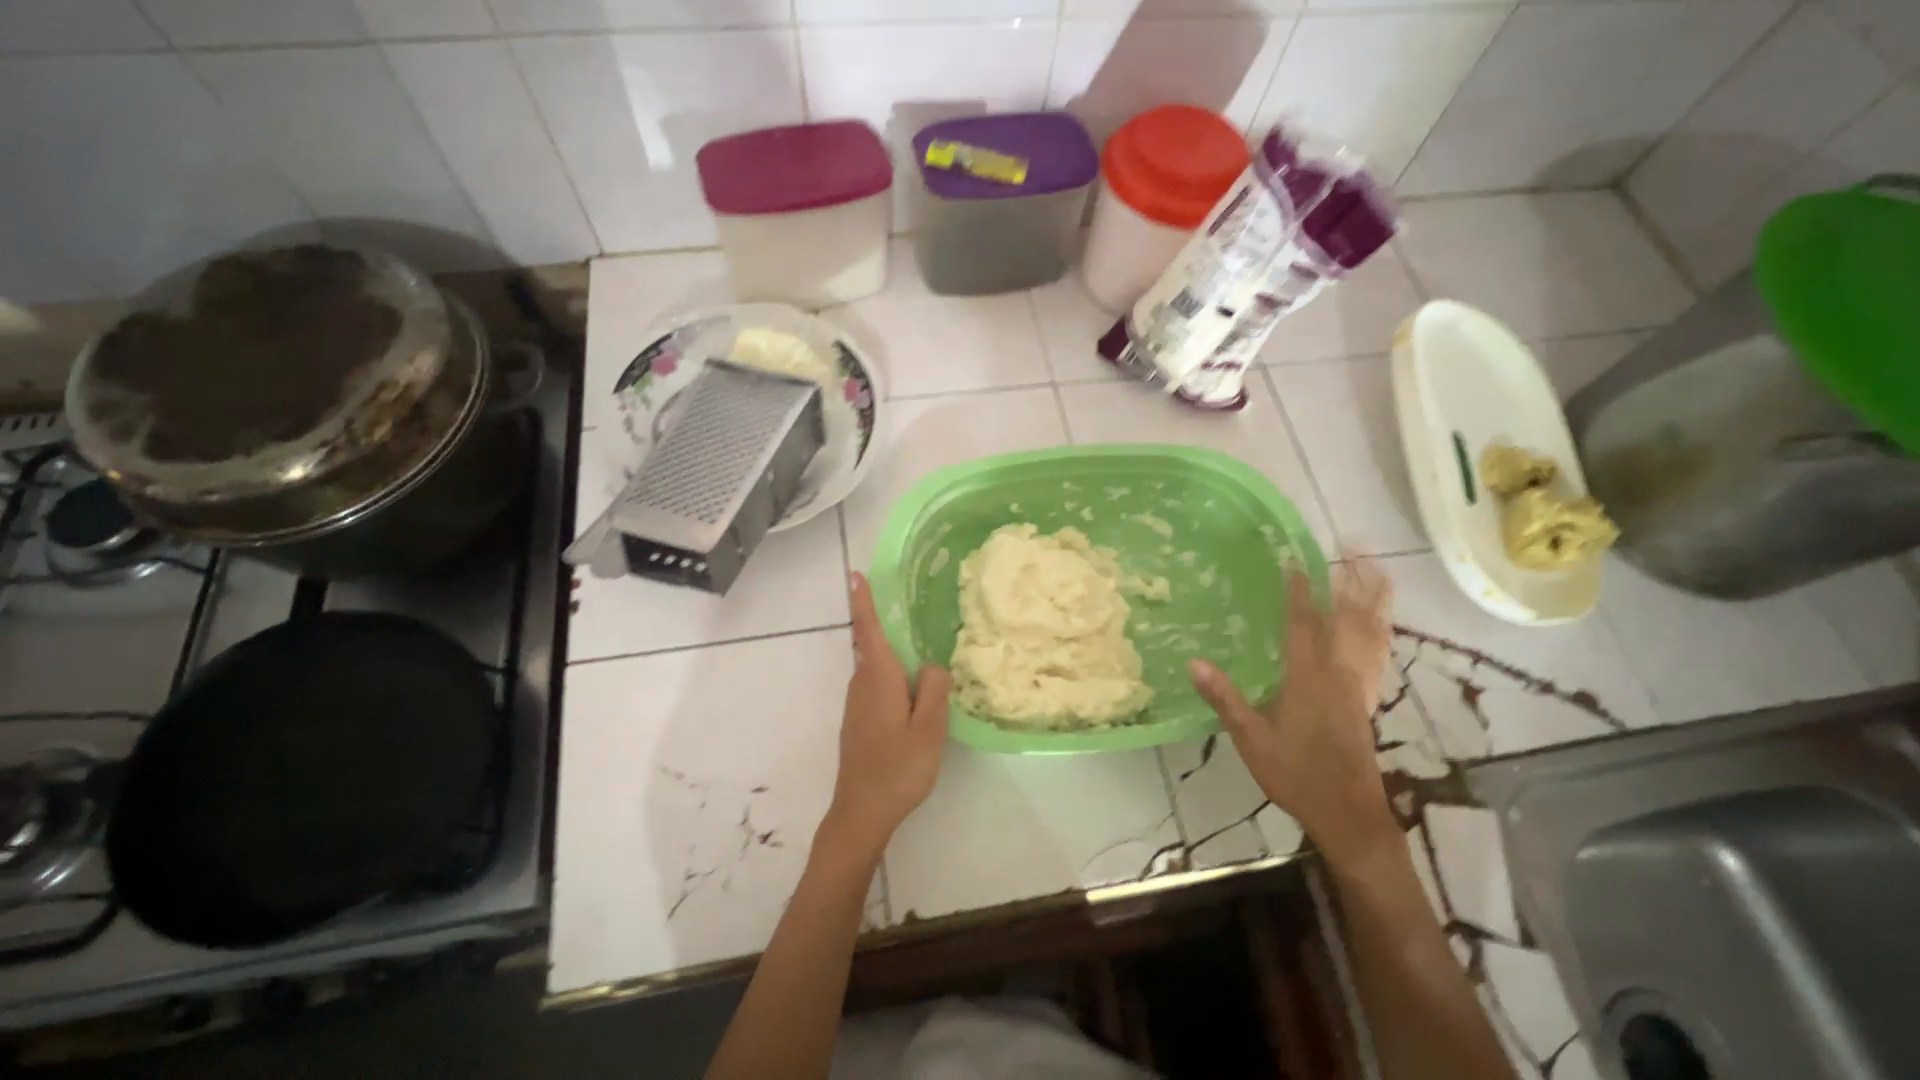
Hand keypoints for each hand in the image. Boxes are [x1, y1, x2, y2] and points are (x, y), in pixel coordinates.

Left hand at [822, 573, 951, 862]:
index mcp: (878, 679)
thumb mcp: (929, 729)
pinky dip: (892, 680)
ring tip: (922, 653)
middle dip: (885, 626)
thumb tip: (933, 664)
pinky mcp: (859, 724)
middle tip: (911, 610)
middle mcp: (862, 685)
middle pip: (873, 648)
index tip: (855, 573)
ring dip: (893, 657)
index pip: (868, 630)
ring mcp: (857, 706)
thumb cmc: (897, 768)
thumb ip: (934, 690)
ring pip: (877, 670)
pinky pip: (877, 688)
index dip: (862, 601)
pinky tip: (913, 695)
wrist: (861, 812)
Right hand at [1189, 562, 1397, 863]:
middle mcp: (1339, 674)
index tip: (1294, 560)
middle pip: (1349, 618)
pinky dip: (1381, 633)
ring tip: (1377, 572)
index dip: (1299, 591)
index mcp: (1309, 678)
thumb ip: (1226, 699)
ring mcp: (1359, 687)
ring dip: (1373, 600)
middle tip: (1352, 549)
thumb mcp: (1252, 740)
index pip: (1303, 624)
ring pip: (1371, 633)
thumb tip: (1193, 662)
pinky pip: (1379, 656)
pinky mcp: (1367, 701)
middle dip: (1350, 582)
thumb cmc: (1296, 775)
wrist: (1348, 812)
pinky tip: (1381, 627)